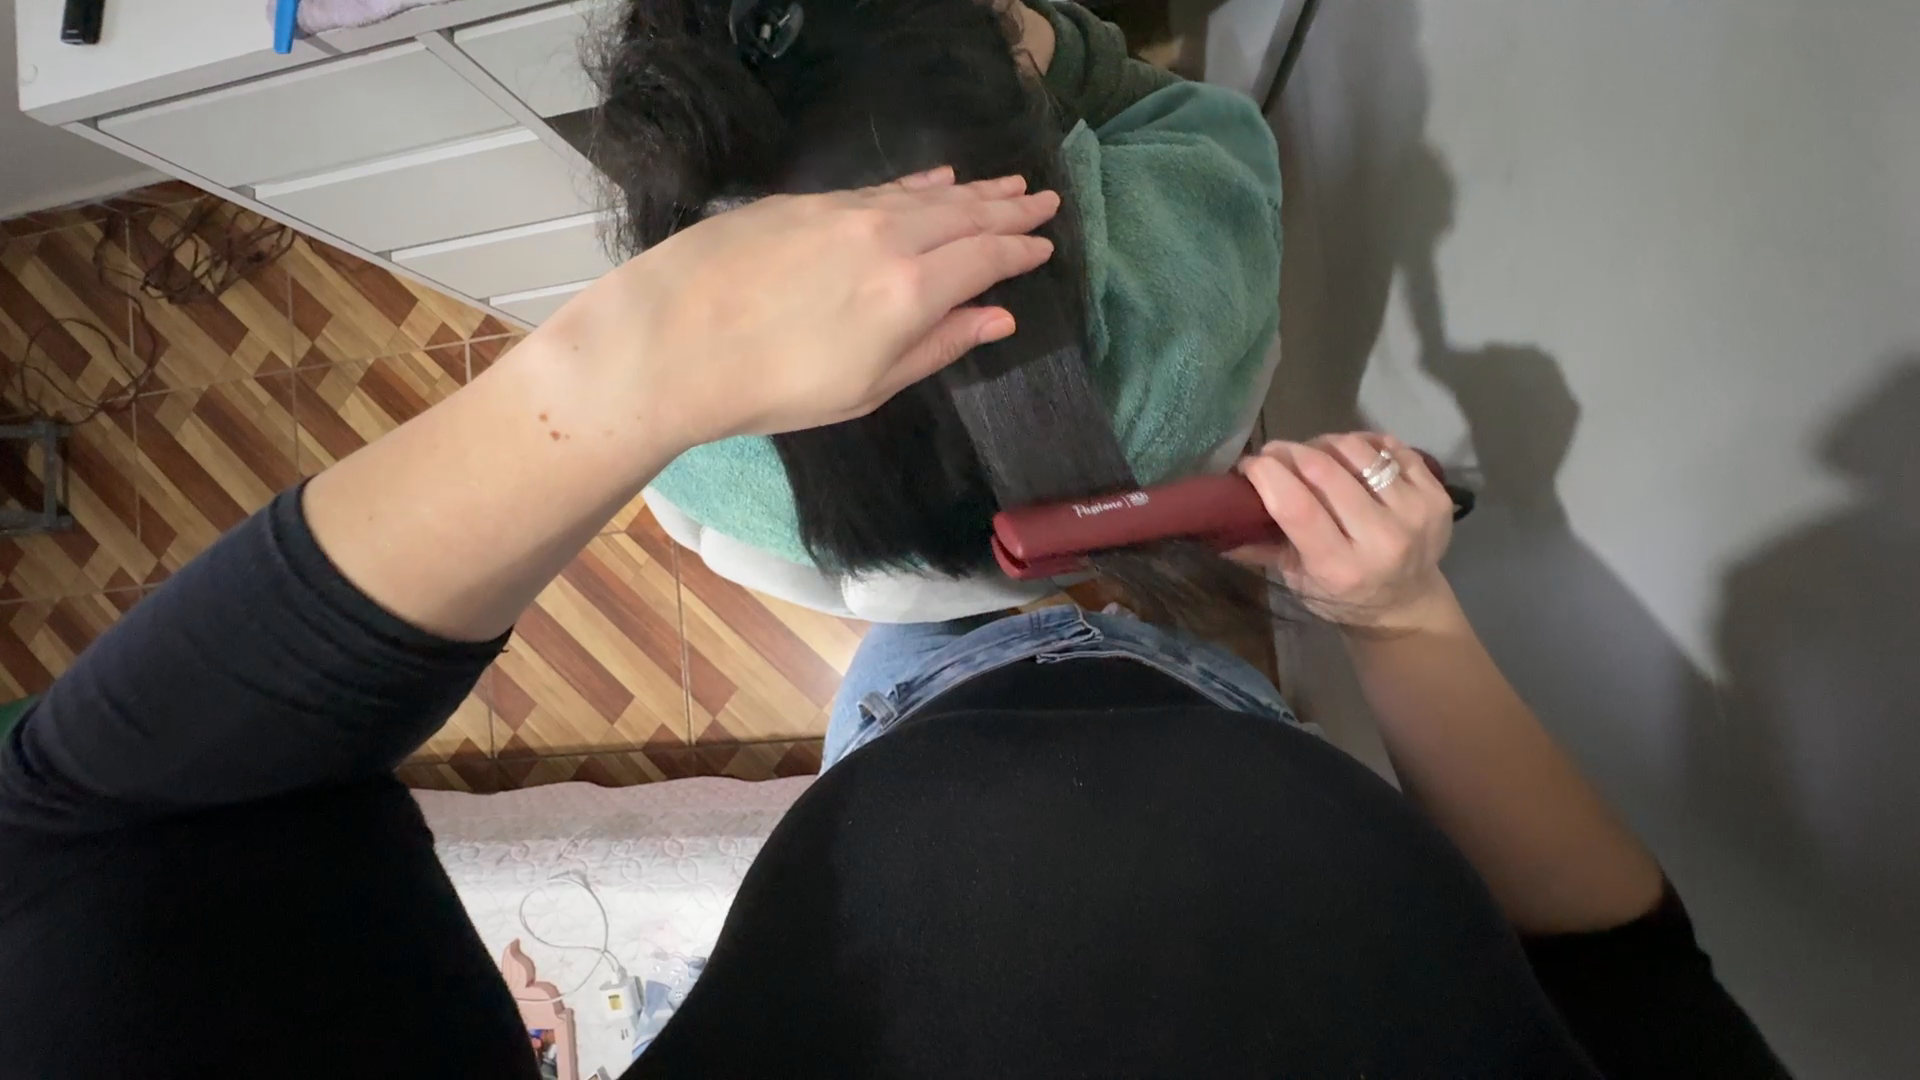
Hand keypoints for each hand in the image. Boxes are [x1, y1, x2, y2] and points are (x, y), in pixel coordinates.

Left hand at [538, 168, 1059, 454]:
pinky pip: (880, 187)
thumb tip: (998, 319)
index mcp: (912, 290)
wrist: (675, 343)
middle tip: (1042, 199)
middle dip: (1009, 208)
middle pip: (963, 214)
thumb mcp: (871, 387)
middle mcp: (888, 237)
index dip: (1021, 251)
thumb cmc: (779, 388)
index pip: (986, 258)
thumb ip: (939, 346)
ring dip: (969, 190)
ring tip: (1004, 184)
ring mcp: (844, 210)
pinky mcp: (805, 201)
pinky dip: (916, 184)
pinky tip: (934, 180)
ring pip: (924, 194)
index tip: (1045, 245)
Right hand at [1232, 432, 1459, 632]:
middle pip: (1325, 472)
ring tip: (1312, 454)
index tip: (1249, 465)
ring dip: (1325, 444)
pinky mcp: (1437, 495)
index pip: (1297, 506)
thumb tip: (1210, 522)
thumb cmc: (1338, 594)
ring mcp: (1415, 514)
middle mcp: (1382, 540)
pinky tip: (1350, 457)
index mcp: (1339, 567)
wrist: (1406, 603)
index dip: (1267, 475)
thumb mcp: (1294, 580)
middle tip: (1274, 454)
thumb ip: (1258, 549)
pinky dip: (1364, 444)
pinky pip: (1392, 448)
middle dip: (1289, 452)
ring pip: (1358, 451)